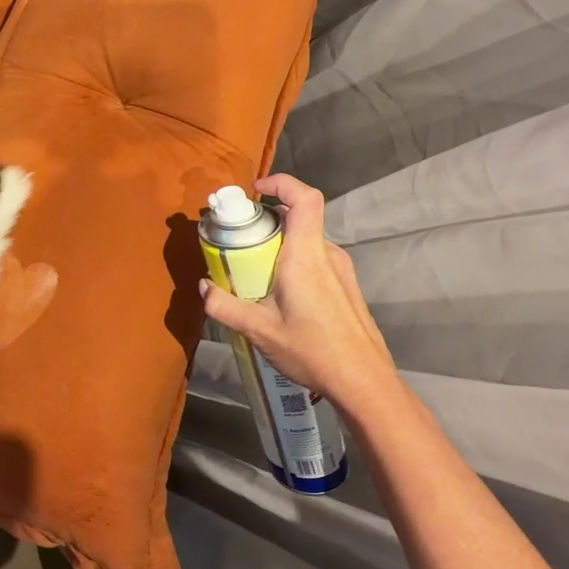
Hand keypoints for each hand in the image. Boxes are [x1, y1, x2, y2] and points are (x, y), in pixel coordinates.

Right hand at [200, 174, 397, 411]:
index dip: (281, 183)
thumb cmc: (314, 352)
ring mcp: (342, 270)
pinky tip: (279, 295)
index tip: (255, 192)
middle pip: (298, 219)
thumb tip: (202, 288)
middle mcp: (327, 255)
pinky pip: (315, 259)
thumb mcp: (260, 331)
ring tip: (253, 273)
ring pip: (305, 241)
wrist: (366, 385)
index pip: (305, 199)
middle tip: (238, 243)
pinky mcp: (347, 287)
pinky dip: (292, 262)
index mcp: (306, 256)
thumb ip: (225, 306)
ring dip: (278, 246)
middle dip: (265, 223)